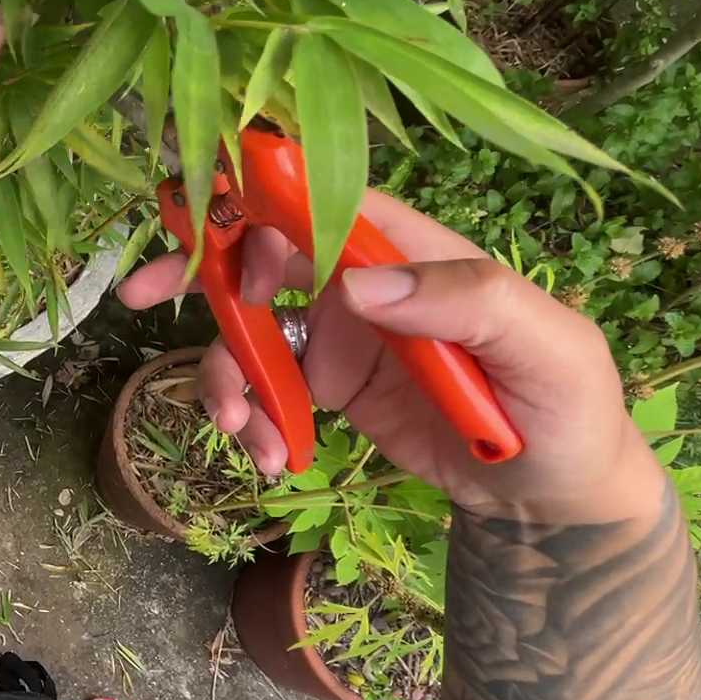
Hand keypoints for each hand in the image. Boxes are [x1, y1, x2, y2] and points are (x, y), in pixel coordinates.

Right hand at [118, 191, 663, 520]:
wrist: (542, 492)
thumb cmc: (562, 407)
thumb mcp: (547, 348)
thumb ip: (466, 301)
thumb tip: (357, 285)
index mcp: (409, 251)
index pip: (322, 207)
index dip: (261, 217)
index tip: (224, 257)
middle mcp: (357, 282)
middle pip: (257, 258)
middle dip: (194, 275)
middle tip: (139, 295)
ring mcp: (329, 331)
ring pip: (241, 334)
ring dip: (224, 380)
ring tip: (241, 433)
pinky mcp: (314, 379)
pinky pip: (255, 386)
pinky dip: (248, 418)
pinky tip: (272, 455)